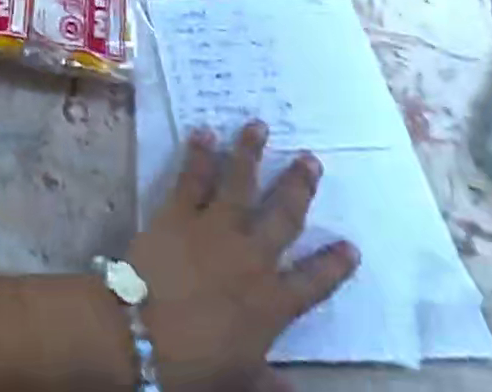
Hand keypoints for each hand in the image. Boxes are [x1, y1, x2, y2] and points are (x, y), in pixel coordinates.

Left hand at [127, 122, 358, 390]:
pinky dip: (199, 154)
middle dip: (299, 187)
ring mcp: (214, 229)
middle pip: (283, 217)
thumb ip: (273, 383)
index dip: (334, 265)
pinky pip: (192, 178)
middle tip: (311, 160)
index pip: (315, 283)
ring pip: (239, 184)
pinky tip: (203, 132)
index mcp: (273, 304)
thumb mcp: (242, 380)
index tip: (351, 245)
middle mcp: (251, 259)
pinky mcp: (177, 212)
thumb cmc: (193, 363)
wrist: (140, 331)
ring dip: (250, 152)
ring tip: (257, 124)